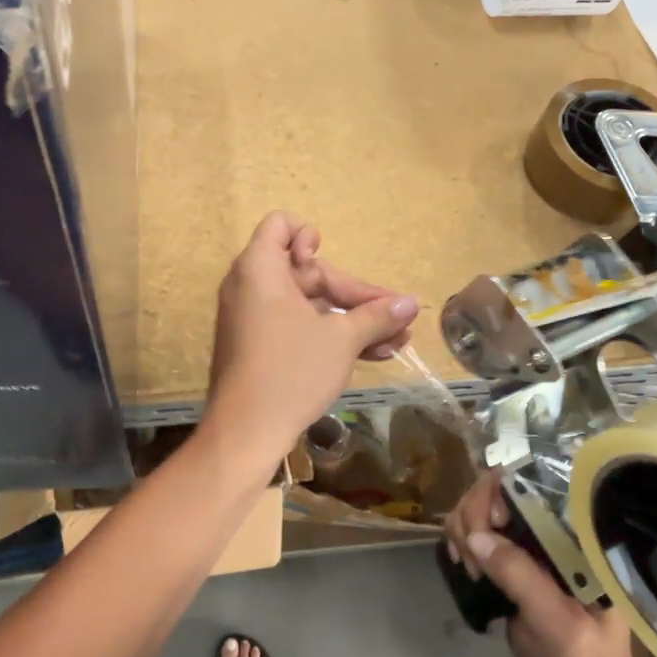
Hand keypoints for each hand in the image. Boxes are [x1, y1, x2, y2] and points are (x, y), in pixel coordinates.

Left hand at [201, 212, 417, 467]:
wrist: (245, 432)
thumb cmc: (291, 371)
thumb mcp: (341, 339)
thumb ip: (376, 316)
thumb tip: (411, 303)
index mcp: (260, 268)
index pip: (280, 225)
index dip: (307, 235)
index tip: (327, 257)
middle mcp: (251, 286)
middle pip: (306, 270)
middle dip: (353, 293)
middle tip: (392, 316)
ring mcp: (253, 317)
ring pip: (308, 303)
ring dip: (350, 319)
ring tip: (396, 341)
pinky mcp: (258, 345)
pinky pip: (296, 325)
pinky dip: (328, 334)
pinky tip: (373, 354)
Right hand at [445, 471, 639, 656]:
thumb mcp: (560, 624)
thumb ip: (522, 576)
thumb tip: (474, 535)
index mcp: (579, 540)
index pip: (536, 485)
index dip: (503, 493)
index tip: (487, 528)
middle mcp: (555, 535)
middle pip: (502, 492)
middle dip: (476, 513)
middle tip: (471, 557)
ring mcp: (532, 552)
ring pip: (485, 511)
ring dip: (464, 527)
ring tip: (467, 565)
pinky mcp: (513, 570)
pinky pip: (479, 537)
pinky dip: (462, 541)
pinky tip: (462, 563)